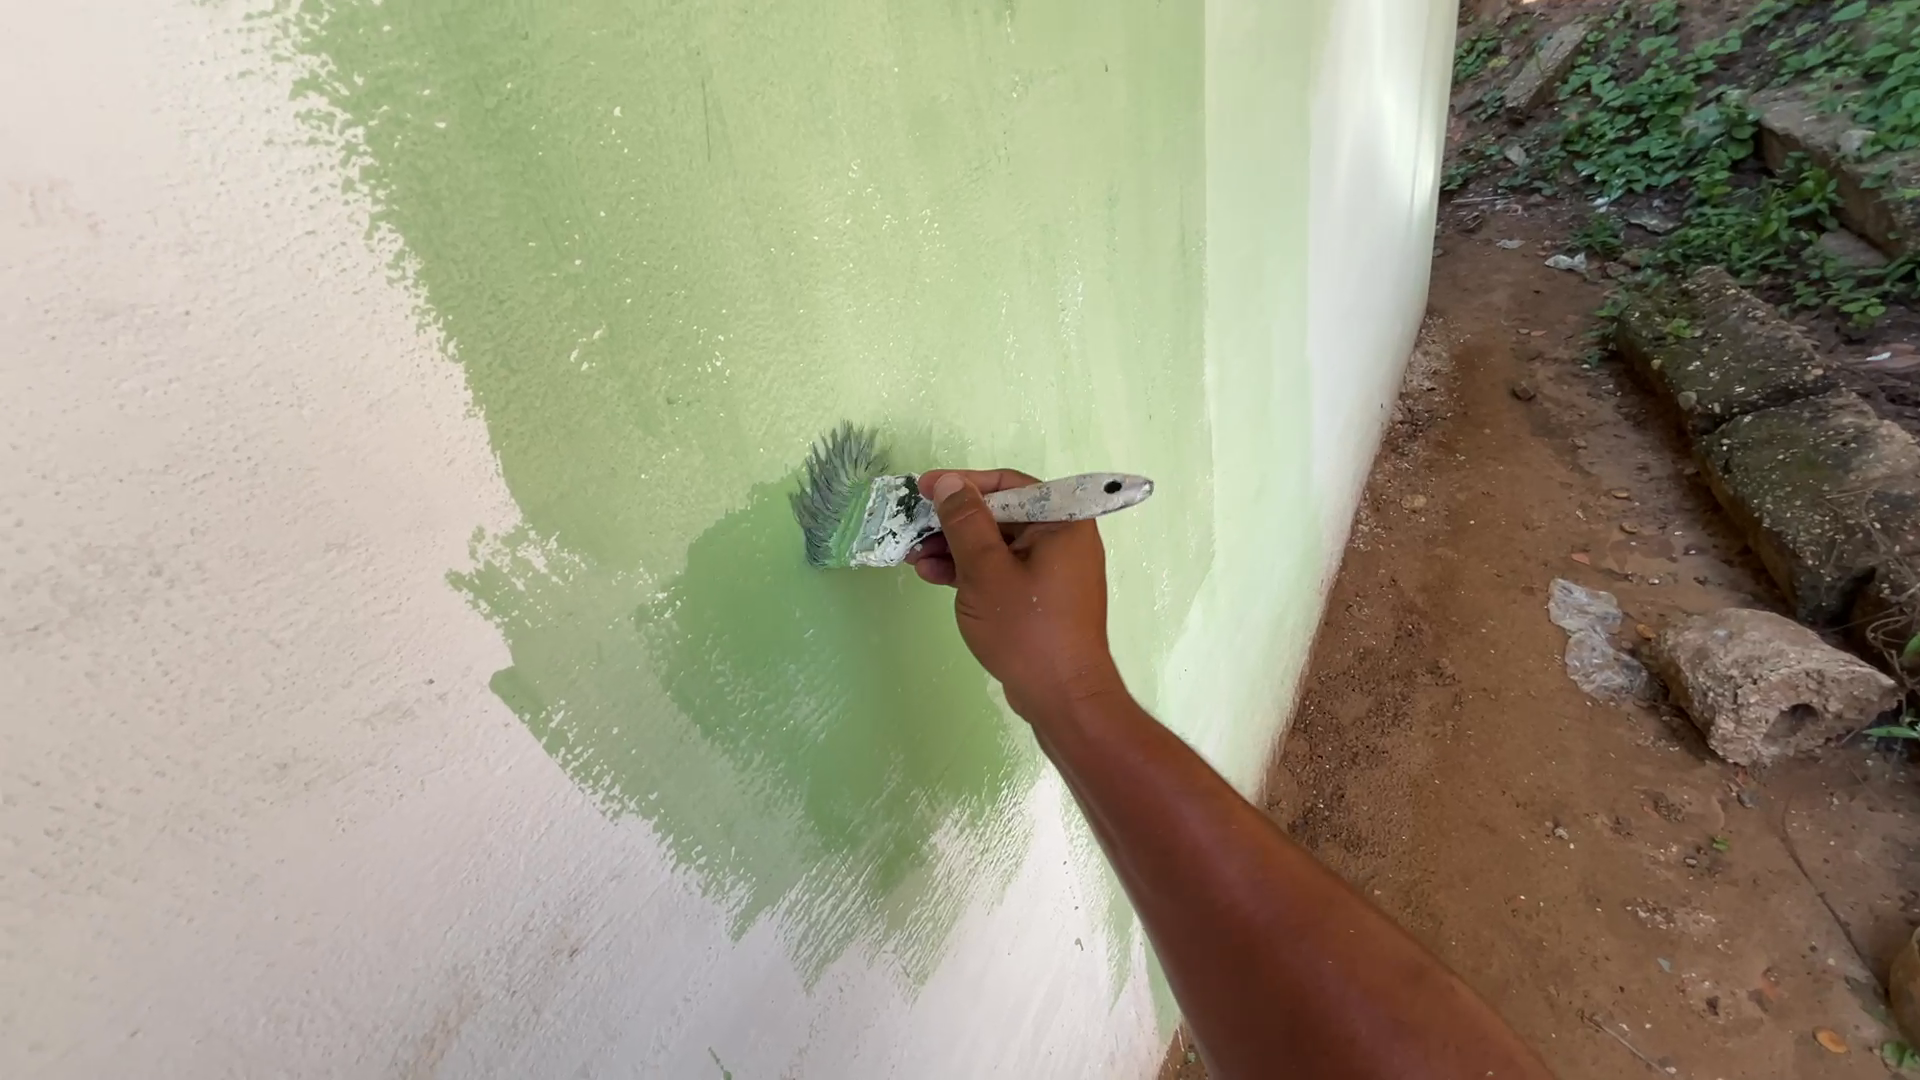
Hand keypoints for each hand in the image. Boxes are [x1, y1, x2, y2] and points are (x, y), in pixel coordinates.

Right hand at [905, 469, 1123, 719]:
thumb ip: (965, 522)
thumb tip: (949, 483)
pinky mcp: (1039, 596)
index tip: (923, 489)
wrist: (1062, 698)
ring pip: (996, 545)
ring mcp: (1051, 569)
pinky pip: (1001, 570)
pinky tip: (934, 576)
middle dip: (953, 522)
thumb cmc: (1027, 629)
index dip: (962, 483)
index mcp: (1063, 521)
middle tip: (912, 528)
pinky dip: (970, 571)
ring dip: (954, 548)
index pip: (1008, 484)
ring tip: (914, 557)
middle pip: (1000, 514)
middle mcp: (1062, 538)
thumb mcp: (985, 570)